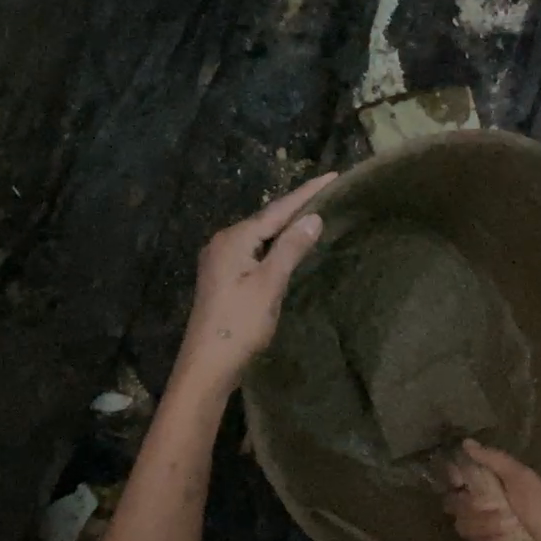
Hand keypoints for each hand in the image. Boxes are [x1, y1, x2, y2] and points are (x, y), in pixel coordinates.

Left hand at [174, 172, 338, 390]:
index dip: (307, 193)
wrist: (207, 365)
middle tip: (328, 192)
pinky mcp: (222, 278)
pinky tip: (287, 247)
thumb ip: (291, 249)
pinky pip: (253, 251)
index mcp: (234, 239)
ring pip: (260, 236)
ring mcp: (219, 260)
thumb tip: (313, 218)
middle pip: (267, 219)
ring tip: (314, 213)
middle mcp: (223, 242)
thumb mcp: (270, 285)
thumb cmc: (239, 325)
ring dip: (285, 226)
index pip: (277, 209)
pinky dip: (274, 246)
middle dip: (296, 206)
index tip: (333, 175)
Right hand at [444, 439, 540, 540]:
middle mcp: (482, 507)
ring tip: (511, 529)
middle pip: (454, 502)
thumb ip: (494, 459)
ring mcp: (482, 532)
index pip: (458, 477)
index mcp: (491, 486)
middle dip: (474, 506)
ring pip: (463, 525)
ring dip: (488, 526)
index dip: (454, 477)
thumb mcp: (523, 478)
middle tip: (496, 508)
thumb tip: (466, 442)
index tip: (459, 481)